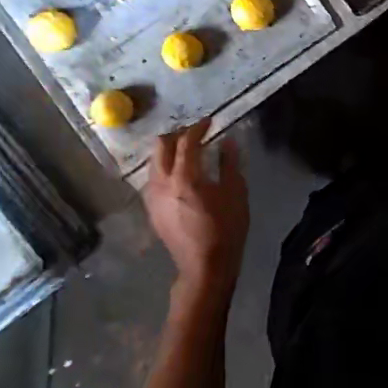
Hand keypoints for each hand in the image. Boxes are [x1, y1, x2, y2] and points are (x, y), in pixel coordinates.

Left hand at [143, 119, 248, 302]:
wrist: (204, 266)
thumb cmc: (226, 230)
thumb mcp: (236, 194)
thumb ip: (230, 164)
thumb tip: (227, 142)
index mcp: (185, 177)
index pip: (187, 141)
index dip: (199, 127)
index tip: (210, 121)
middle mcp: (162, 182)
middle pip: (161, 146)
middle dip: (178, 135)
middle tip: (196, 135)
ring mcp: (152, 196)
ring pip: (154, 162)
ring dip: (169, 152)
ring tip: (188, 153)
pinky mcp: (151, 209)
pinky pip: (153, 178)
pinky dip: (165, 168)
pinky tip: (180, 175)